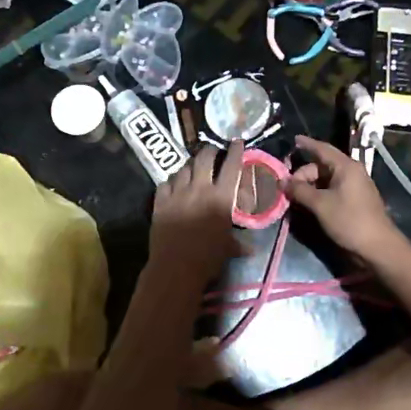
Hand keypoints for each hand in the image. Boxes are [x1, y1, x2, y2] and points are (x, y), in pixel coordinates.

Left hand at [149, 140, 246, 282]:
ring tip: (192, 167)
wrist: (176, 267)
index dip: (235, 151)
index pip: (231, 166)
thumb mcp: (228, 248)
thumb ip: (239, 244)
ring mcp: (177, 193)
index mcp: (221, 197)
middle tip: (212, 151)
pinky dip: (171, 181)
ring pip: (183, 168)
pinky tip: (173, 185)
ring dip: (189, 165)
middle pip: (204, 158)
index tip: (237, 142)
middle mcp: (199, 188)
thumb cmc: (208, 258)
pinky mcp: (160, 202)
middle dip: (209, 150)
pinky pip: (165, 183)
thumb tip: (250, 250)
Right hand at [282, 135, 404, 259]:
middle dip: (303, 175)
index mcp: (346, 167)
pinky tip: (309, 204)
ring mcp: (355, 186)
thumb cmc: (349, 220)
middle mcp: (352, 172)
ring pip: (326, 180)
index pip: (323, 149)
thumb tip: (282, 181)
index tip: (294, 140)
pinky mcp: (355, 200)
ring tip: (295, 198)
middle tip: (287, 189)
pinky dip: (319, 194)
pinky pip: (333, 190)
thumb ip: (300, 190)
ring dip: (310, 187)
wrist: (377, 246)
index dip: (307, 144)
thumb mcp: (320, 205)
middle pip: (322, 166)